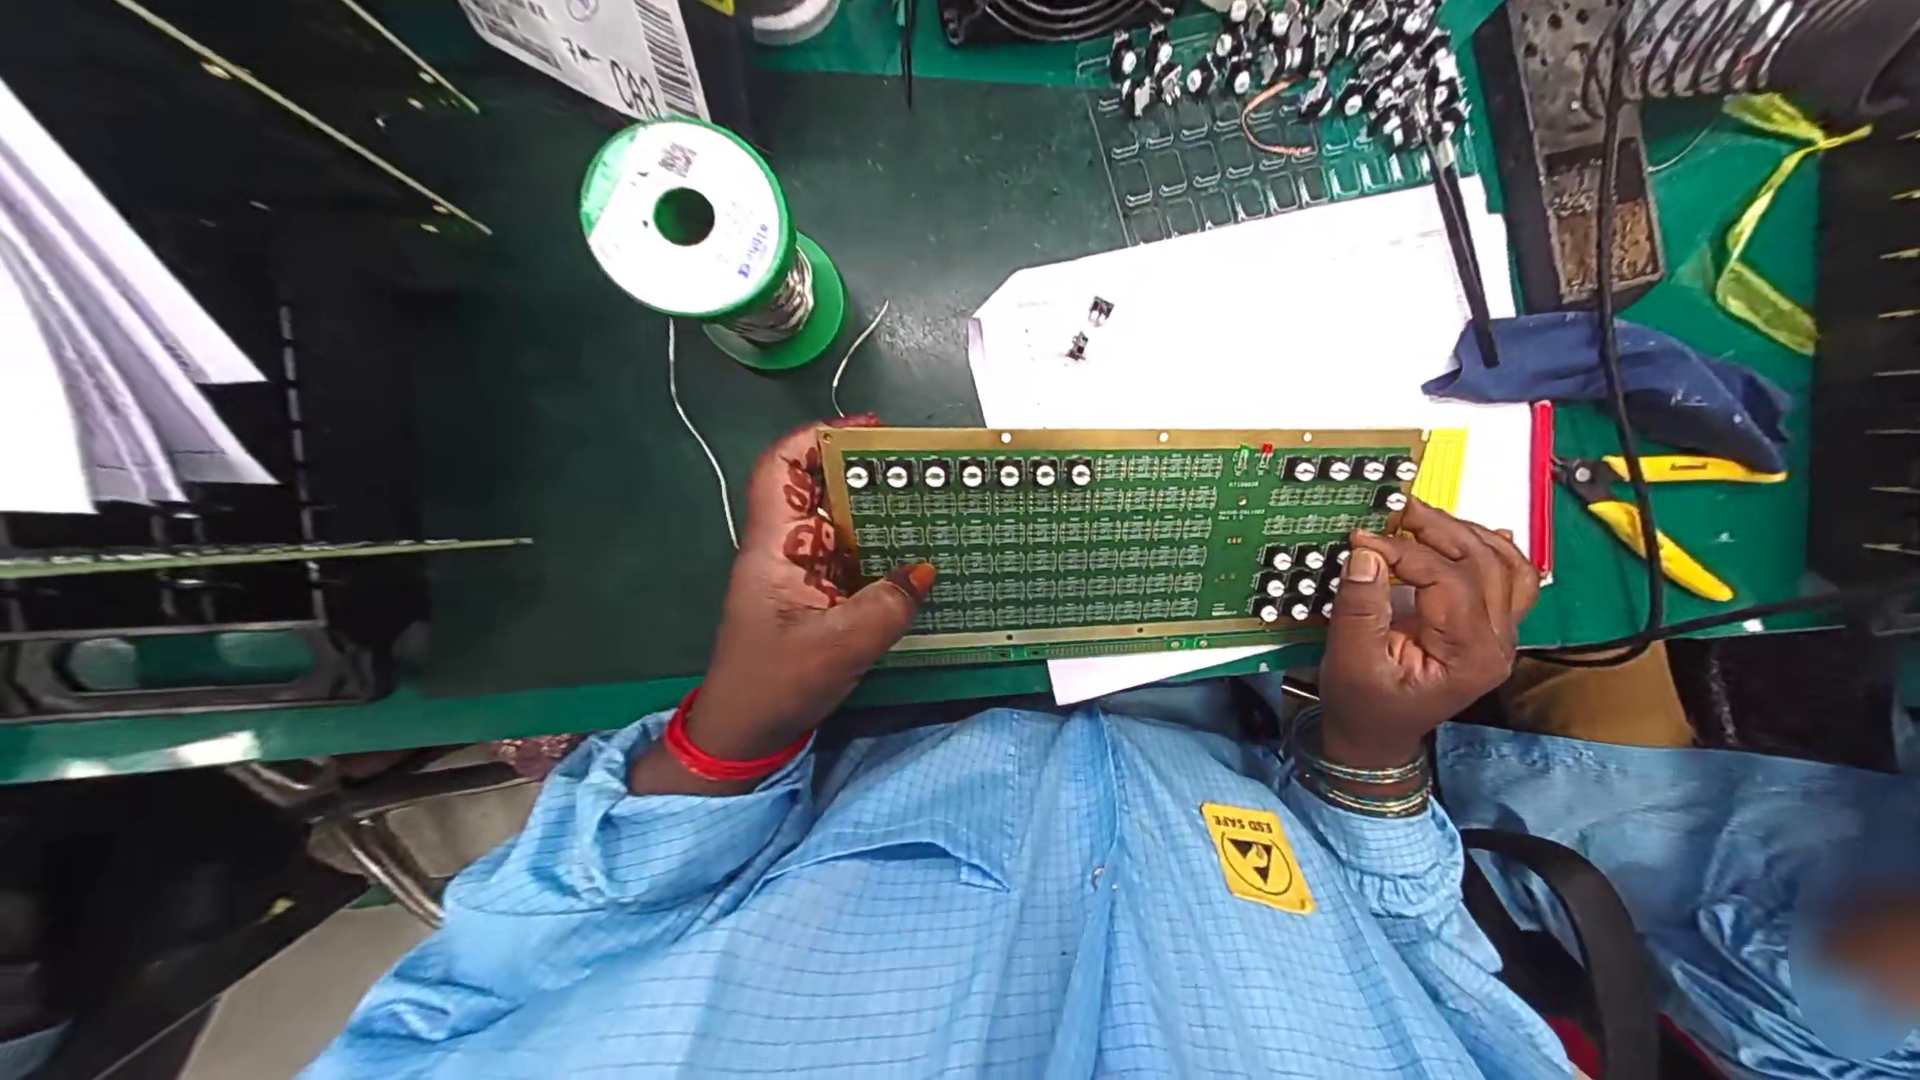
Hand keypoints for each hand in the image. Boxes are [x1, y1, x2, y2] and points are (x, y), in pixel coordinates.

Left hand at [683, 416, 935, 762]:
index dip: (816, 437)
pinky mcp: (821, 597)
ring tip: (925, 504)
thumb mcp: (837, 646)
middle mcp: (788, 551)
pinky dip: (882, 550)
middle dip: (862, 471)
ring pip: (840, 524)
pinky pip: (854, 559)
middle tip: (914, 468)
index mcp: (774, 548)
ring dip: (877, 512)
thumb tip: (926, 570)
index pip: (780, 469)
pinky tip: (914, 553)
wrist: (746, 733)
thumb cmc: (774, 684)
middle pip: (818, 490)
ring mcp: (805, 574)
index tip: (866, 431)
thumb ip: (887, 607)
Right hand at [1317, 498, 1538, 768]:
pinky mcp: (1486, 628)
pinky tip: (1472, 532)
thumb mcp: (1350, 660)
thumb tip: (1365, 554)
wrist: (1374, 734)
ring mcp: (1499, 635)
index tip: (1362, 538)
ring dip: (1466, 533)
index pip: (1449, 580)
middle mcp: (1497, 642)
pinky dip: (1491, 550)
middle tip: (1396, 509)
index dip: (1404, 551)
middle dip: (1440, 529)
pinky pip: (1508, 579)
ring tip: (1422, 516)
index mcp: (1468, 653)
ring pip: (1505, 565)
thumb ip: (1359, 608)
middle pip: (1485, 564)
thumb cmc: (1362, 704)